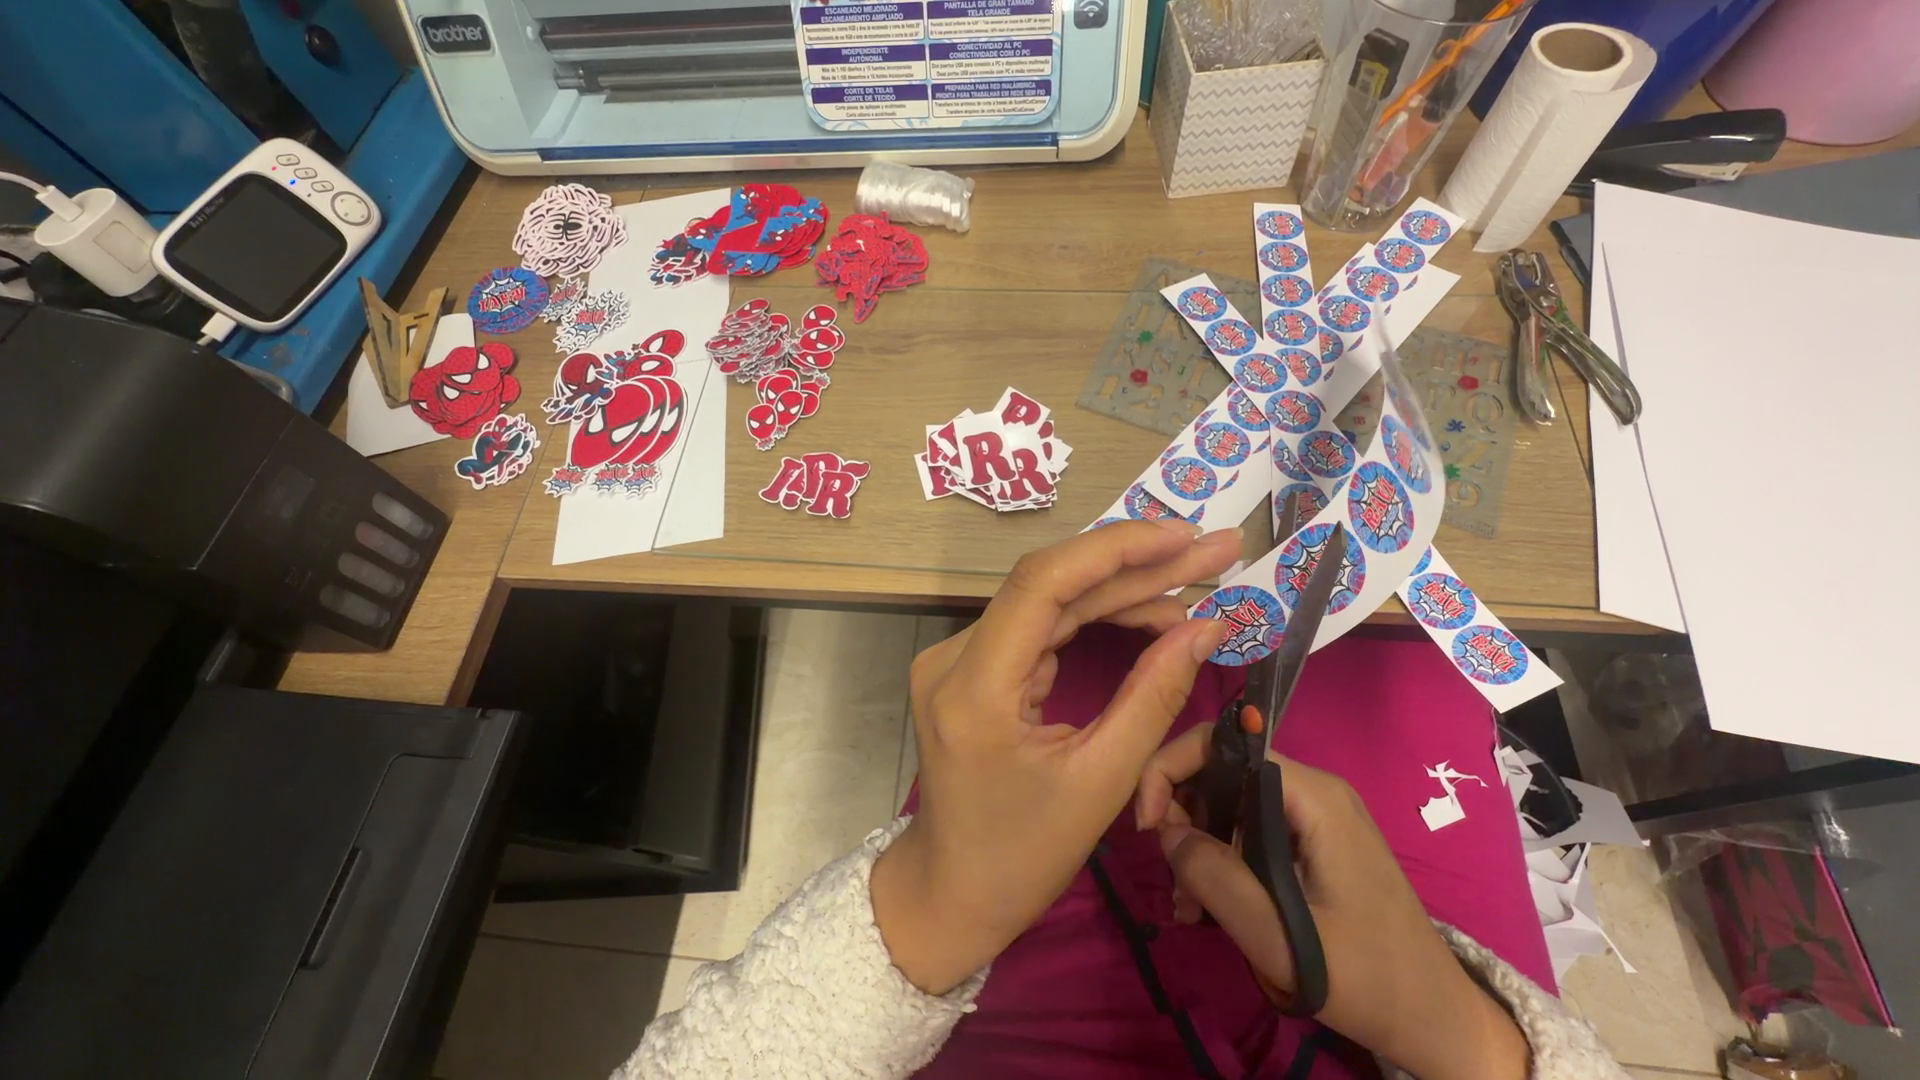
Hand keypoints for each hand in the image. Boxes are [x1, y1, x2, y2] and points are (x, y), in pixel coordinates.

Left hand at [870, 521, 1240, 994]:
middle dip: (1139, 567)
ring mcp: (959, 660)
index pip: (1042, 583)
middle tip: (1216, 549)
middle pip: (1054, 588)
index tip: (1185, 536)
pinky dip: (1098, 619)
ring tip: (1198, 578)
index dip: (1116, 549)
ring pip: (1051, 603)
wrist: (952, 891)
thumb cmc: (1022, 855)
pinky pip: (1042, 627)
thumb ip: (1153, 696)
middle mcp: (954, 657)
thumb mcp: (1100, 782)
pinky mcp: (974, 668)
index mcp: (974, 688)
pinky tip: (1152, 612)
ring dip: (1125, 590)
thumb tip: (1207, 626)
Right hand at [1136, 727, 1530, 1079]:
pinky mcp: (1314, 841)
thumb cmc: (1365, 977)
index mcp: (1311, 796)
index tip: (1147, 828)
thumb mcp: (1277, 935)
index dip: (1171, 771)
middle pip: (1222, 773)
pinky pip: (1252, 830)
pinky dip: (1224, 859)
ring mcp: (1315, 815)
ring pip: (1231, 805)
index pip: (1221, 744)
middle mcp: (1313, 791)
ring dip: (1200, 847)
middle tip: (1172, 882)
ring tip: (1189, 908)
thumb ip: (1214, 876)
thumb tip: (1164, 831)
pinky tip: (1211, 906)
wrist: (1435, 1019)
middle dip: (1182, 818)